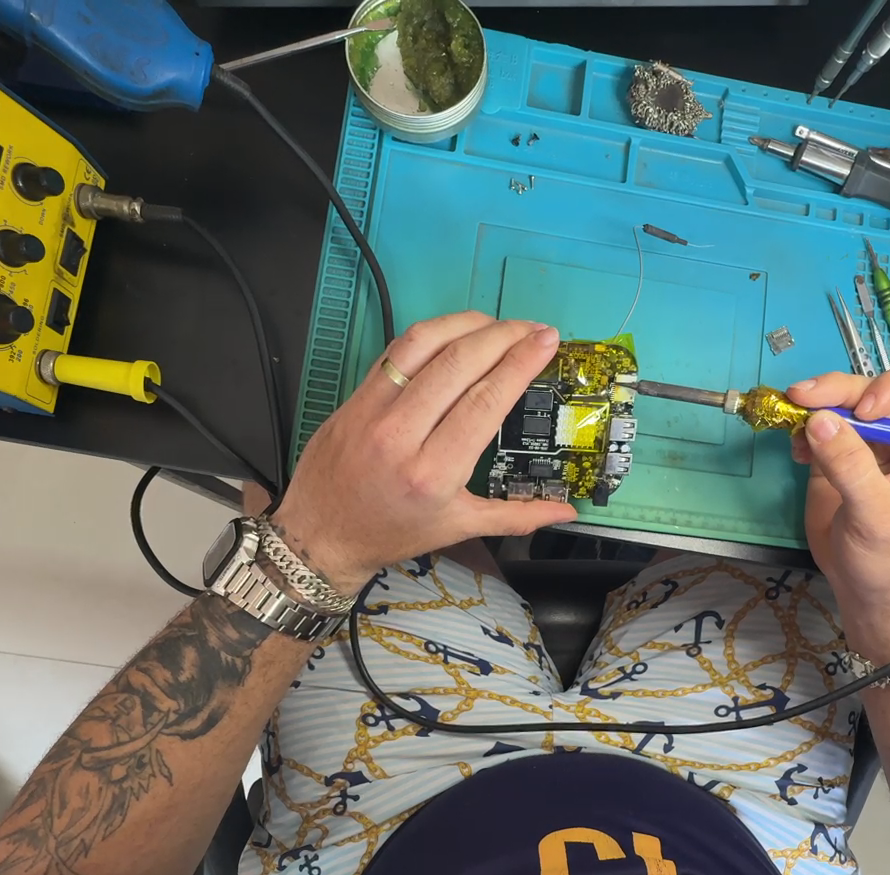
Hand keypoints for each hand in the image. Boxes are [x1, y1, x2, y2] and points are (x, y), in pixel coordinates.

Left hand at [270, 313, 577, 592]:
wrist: (321, 534)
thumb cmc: (392, 533)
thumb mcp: (457, 528)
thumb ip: (516, 516)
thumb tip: (568, 511)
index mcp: (434, 473)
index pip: (485, 402)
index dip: (519, 364)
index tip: (546, 342)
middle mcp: (403, 435)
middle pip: (460, 364)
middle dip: (504, 336)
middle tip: (533, 328)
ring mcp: (374, 410)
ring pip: (425, 344)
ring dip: (468, 324)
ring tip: (500, 323)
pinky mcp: (356, 396)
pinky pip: (397, 350)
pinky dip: (433, 331)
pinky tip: (458, 330)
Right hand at [788, 352, 889, 660]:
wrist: (869, 591)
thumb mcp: (879, 516)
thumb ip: (852, 467)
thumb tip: (817, 421)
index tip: (865, 410)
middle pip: (878, 384)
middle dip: (841, 389)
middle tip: (801, 397)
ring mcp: (875, 440)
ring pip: (846, 399)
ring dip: (816, 403)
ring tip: (792, 419)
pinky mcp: (841, 452)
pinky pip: (821, 423)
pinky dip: (803, 428)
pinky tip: (796, 449)